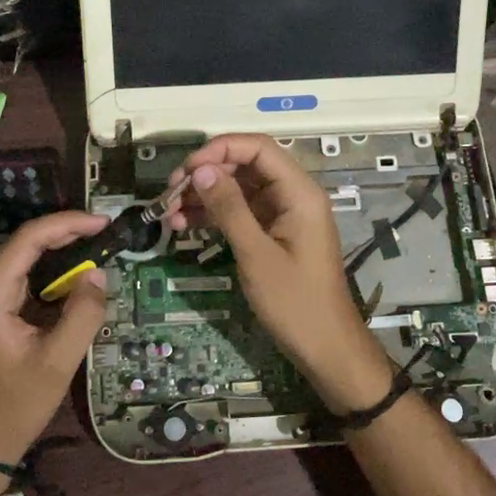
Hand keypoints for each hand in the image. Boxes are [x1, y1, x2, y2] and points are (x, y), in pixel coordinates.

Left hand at [0, 212, 108, 484]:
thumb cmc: (18, 404)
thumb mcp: (59, 361)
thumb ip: (82, 313)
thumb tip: (98, 273)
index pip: (28, 239)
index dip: (67, 224)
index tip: (103, 223)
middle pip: (23, 242)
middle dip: (65, 232)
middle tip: (105, 232)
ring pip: (22, 257)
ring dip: (58, 248)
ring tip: (96, 244)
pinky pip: (20, 276)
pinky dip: (48, 268)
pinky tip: (74, 271)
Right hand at [169, 134, 394, 412]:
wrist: (326, 348)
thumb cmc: (295, 302)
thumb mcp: (256, 254)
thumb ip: (229, 208)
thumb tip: (201, 169)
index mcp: (298, 192)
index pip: (257, 147)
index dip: (219, 150)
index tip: (186, 170)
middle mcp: (293, 195)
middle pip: (245, 165)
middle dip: (206, 173)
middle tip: (171, 193)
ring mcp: (283, 214)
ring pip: (239, 189)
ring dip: (205, 196)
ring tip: (170, 214)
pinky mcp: (274, 233)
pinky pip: (241, 211)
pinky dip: (214, 215)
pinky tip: (185, 226)